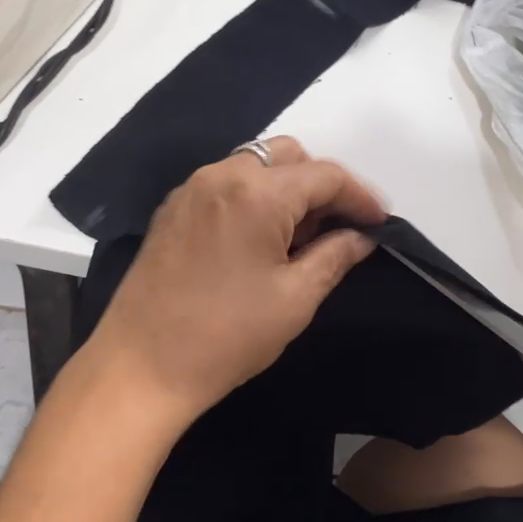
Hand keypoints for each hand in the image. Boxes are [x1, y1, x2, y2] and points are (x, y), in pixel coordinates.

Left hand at [87, 137, 385, 422]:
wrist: (141, 366)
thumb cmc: (227, 336)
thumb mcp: (295, 299)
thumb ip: (335, 256)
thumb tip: (362, 236)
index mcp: (256, 192)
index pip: (325, 175)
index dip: (360, 197)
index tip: (381, 223)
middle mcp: (221, 174)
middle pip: (288, 155)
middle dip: (322, 184)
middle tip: (340, 228)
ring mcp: (191, 189)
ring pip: (255, 165)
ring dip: (287, 188)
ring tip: (302, 237)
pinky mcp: (173, 209)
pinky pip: (226, 183)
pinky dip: (254, 196)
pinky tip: (261, 238)